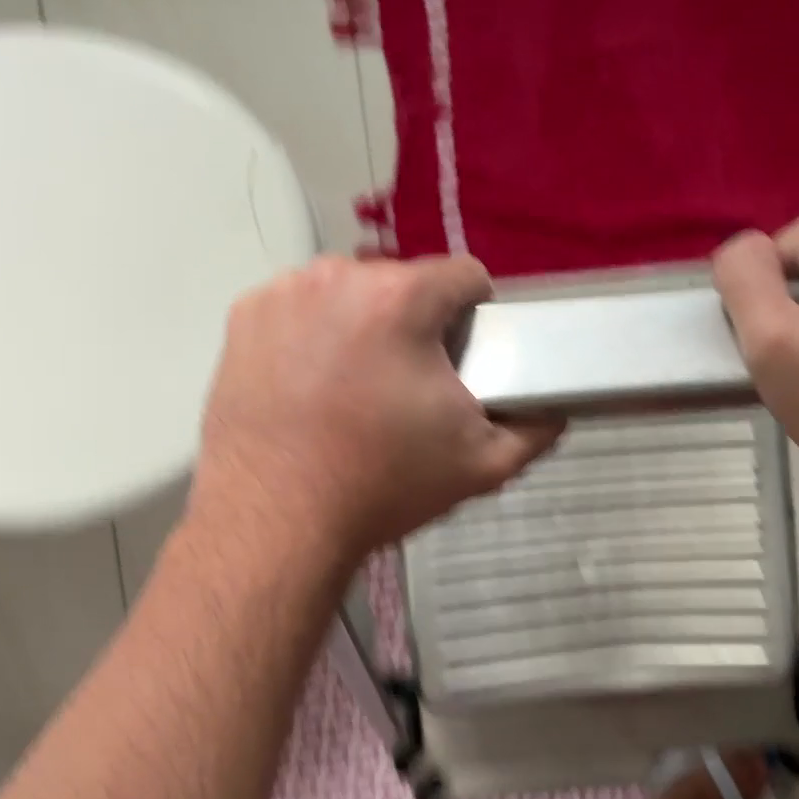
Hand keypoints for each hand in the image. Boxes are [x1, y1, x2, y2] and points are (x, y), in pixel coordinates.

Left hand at [191, 255, 561, 558]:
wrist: (276, 523)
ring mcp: (284, 294)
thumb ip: (535, 429)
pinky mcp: (244, 317)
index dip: (478, 315)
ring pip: (349, 292)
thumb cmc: (383, 486)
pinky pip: (300, 308)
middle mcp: (339, 277)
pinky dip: (313, 333)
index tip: (468, 358)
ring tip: (358, 386)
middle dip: (417, 321)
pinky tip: (311, 383)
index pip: (465, 275)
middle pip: (403, 282)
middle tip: (411, 385)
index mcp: (402, 299)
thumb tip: (554, 410)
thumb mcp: (482, 466)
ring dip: (364, 322)